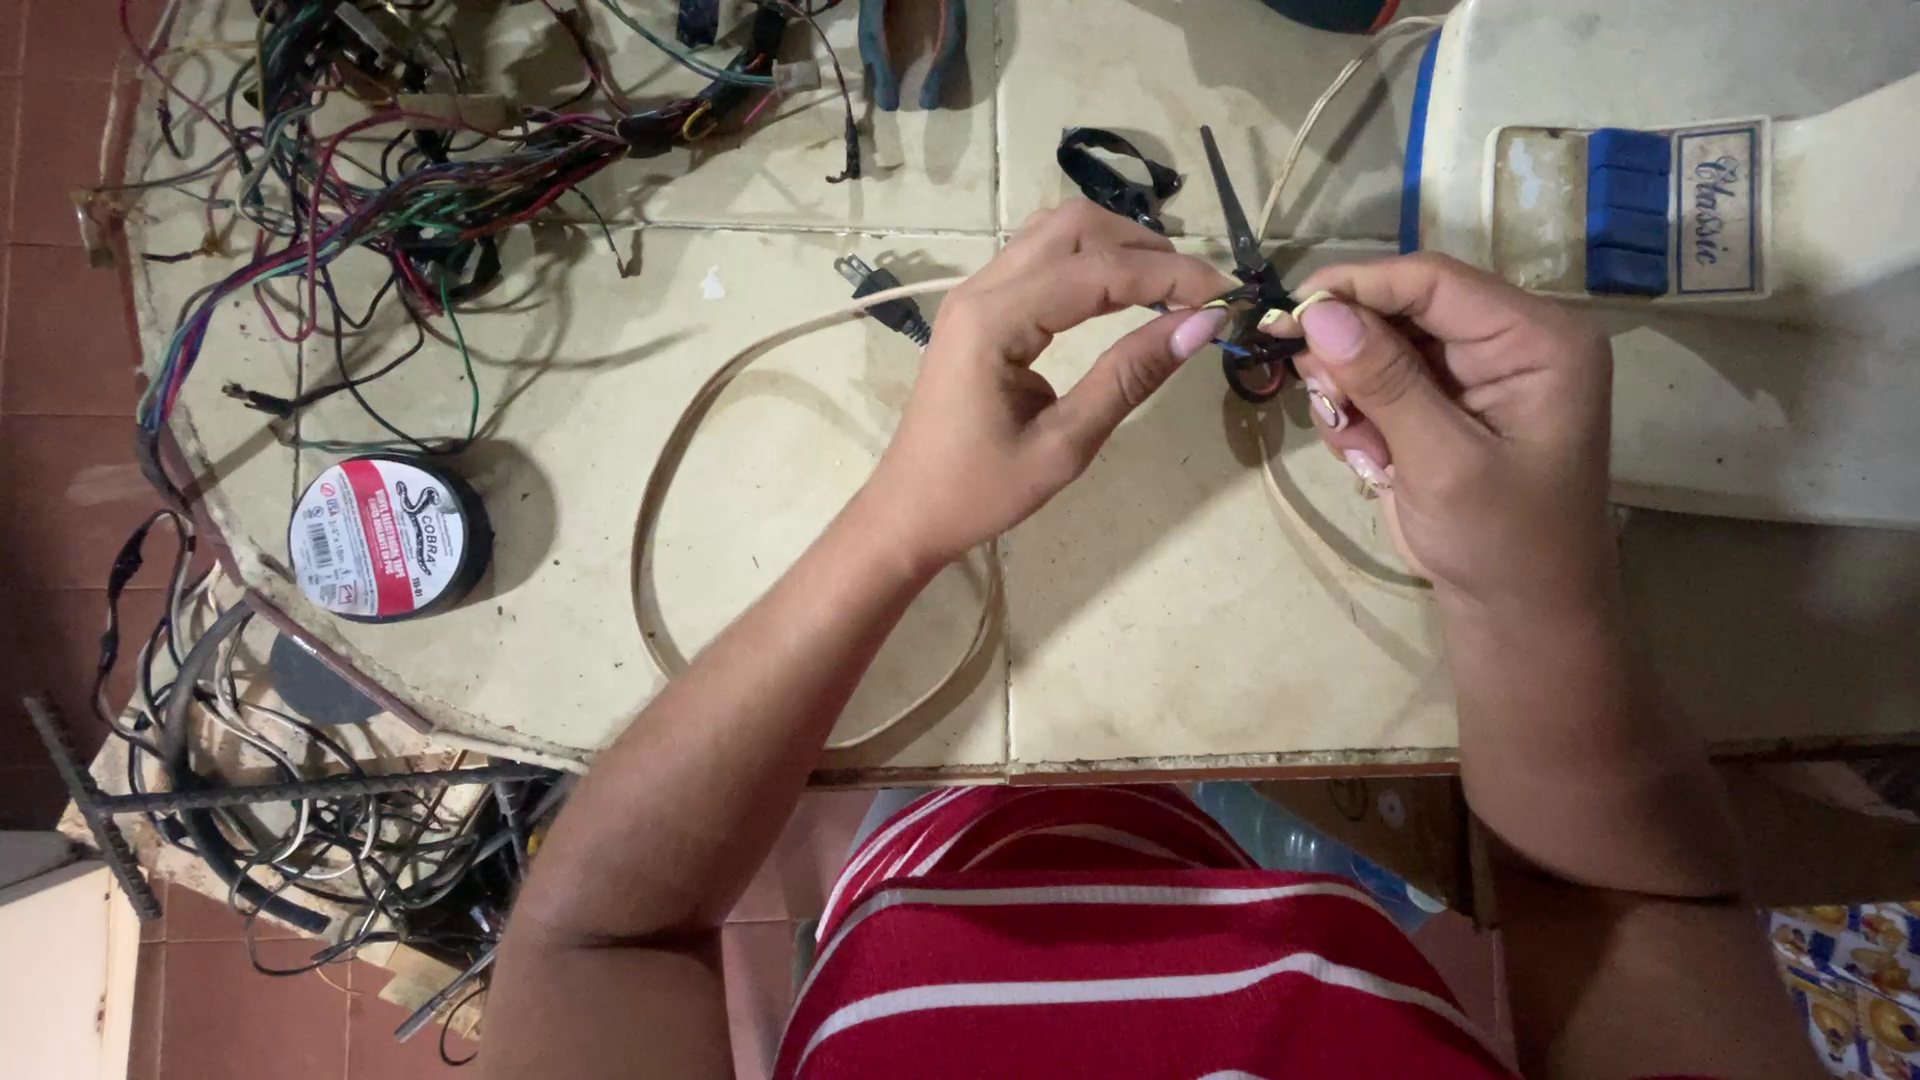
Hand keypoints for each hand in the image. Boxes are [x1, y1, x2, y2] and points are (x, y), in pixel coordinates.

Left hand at [860, 201, 1230, 567]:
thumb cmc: (979, 492)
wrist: (909, 511)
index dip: (1170, 276)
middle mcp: (979, 291)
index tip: (1226, 297)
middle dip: (1145, 247)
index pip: (1098, 270)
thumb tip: (1200, 326)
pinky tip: (1118, 295)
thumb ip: (1128, 378)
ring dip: (1115, 246)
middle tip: (1197, 292)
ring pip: (1054, 233)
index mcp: (994, 322)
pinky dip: (1085, 263)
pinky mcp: (975, 312)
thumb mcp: (1063, 445)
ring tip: (1167, 288)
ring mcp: (972, 296)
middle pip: (1074, 226)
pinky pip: (1036, 260)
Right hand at [1266, 252, 1616, 611]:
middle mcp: (1502, 343)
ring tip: (1363, 449)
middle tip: (1323, 401)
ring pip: (1372, 349)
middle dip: (1347, 355)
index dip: (1355, 287)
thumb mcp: (1442, 460)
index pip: (1431, 281)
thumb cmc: (1500, 539)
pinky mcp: (1434, 404)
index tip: (1285, 314)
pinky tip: (1373, 461)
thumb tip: (1317, 315)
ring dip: (1347, 395)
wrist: (1513, 606)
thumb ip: (1383, 383)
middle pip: (1396, 311)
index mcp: (1535, 339)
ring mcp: (1466, 375)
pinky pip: (1370, 385)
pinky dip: (1353, 418)